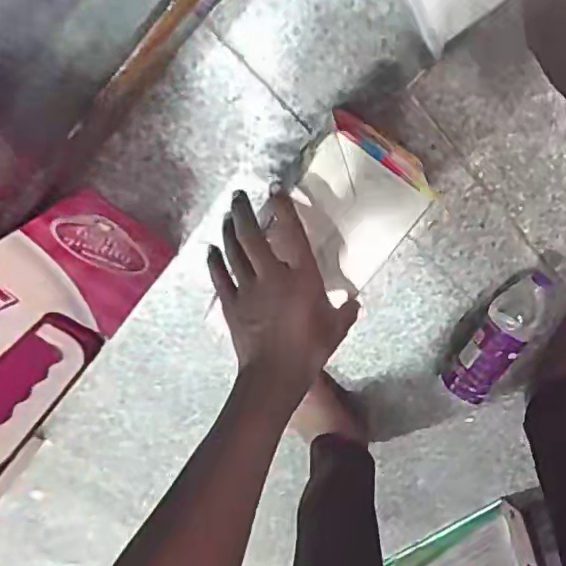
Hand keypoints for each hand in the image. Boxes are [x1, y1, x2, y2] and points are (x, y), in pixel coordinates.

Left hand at [208, 189, 360, 395]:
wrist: (275, 374)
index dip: (283, 209)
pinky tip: (210, 251)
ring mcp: (248, 289)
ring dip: (228, 231)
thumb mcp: (335, 330)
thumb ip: (345, 313)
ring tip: (226, 216)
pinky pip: (220, 277)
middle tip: (239, 196)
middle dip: (243, 212)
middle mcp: (272, 275)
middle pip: (252, 236)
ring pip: (233, 251)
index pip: (291, 234)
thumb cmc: (310, 350)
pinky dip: (214, 262)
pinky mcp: (231, 304)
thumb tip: (355, 303)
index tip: (275, 191)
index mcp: (301, 277)